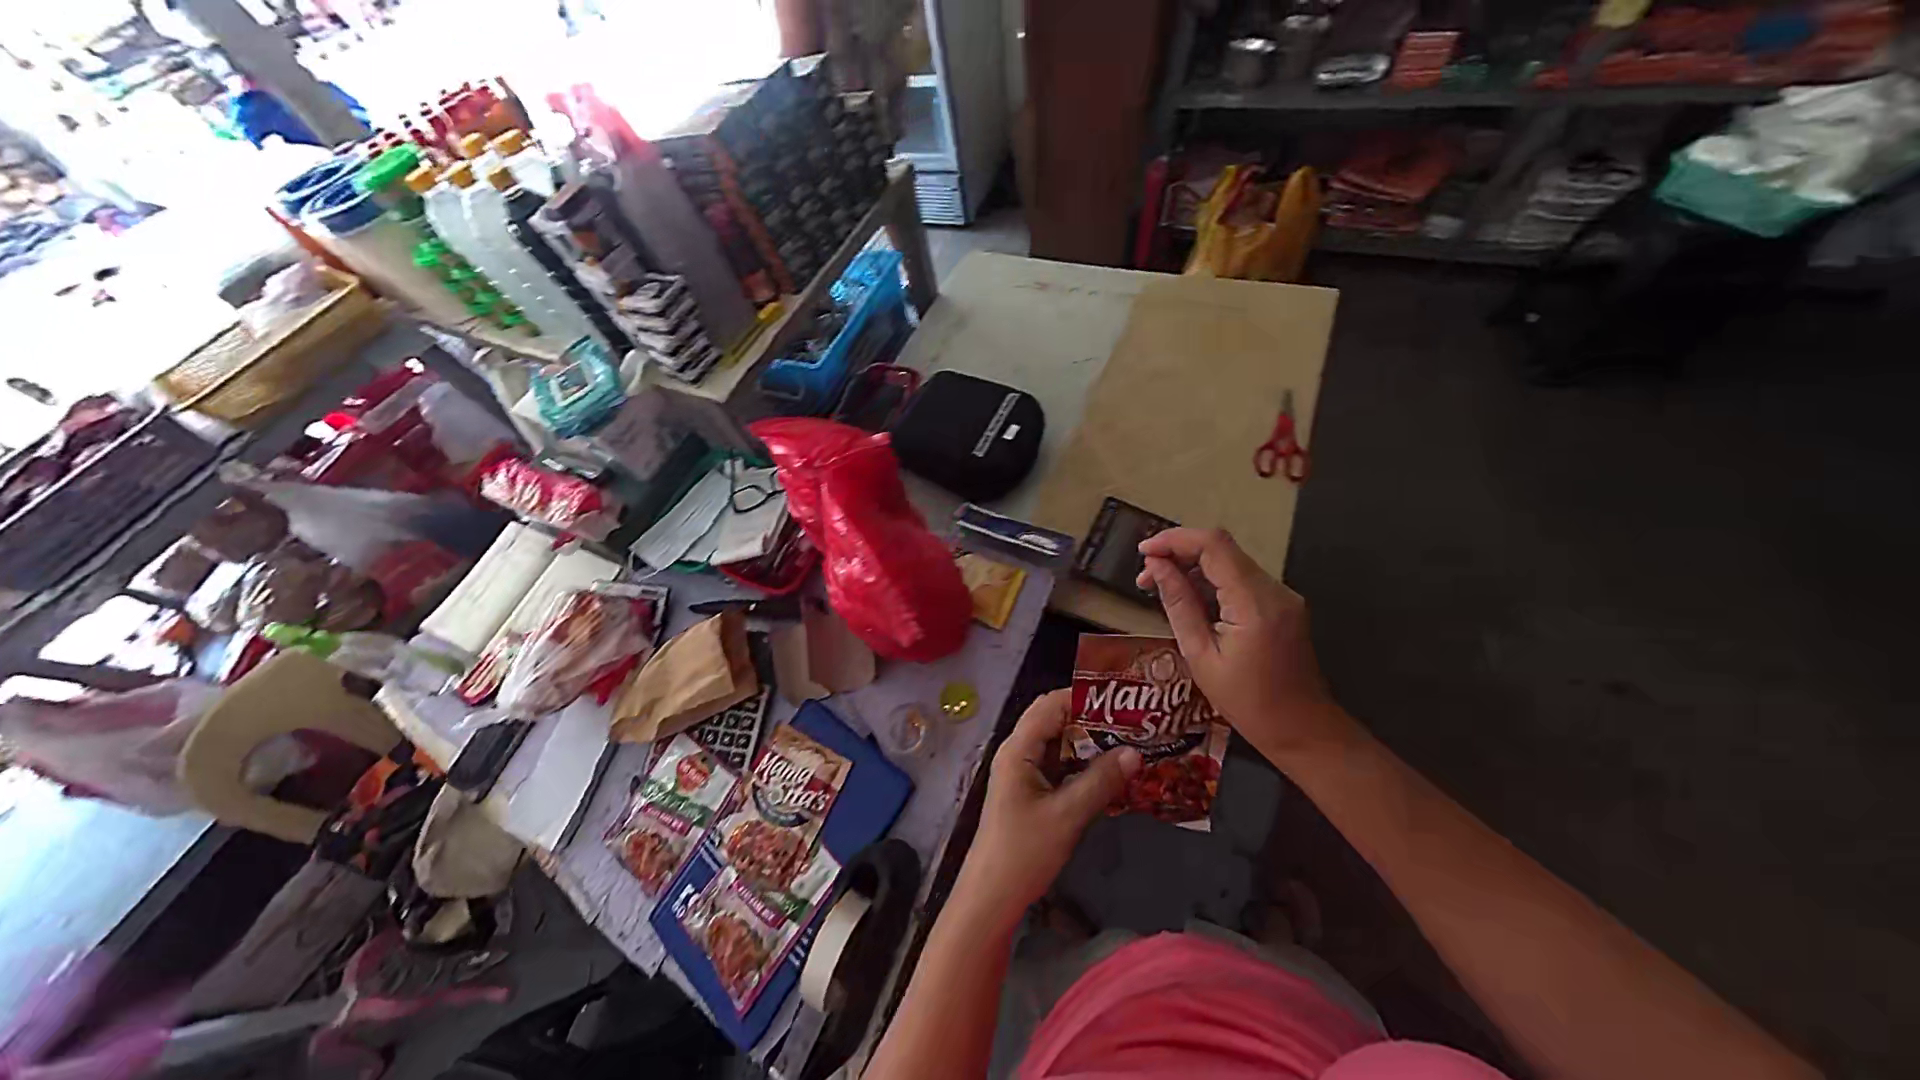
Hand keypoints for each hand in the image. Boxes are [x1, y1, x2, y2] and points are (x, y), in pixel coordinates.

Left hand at [954, 690, 1139, 927]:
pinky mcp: (1030, 792)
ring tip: (1131, 743)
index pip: (1051, 704)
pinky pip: (1059, 766)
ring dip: (1090, 743)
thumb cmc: (1023, 852)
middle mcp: (1018, 752)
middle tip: (1135, 723)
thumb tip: (1135, 751)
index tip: (1124, 700)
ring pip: (1059, 744)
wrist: (991, 897)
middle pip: (1056, 720)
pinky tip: (1111, 774)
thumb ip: (1101, 781)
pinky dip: (1082, 765)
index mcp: (1019, 749)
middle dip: (1093, 719)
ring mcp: (1023, 772)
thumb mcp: (1067, 815)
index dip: (1086, 697)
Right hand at [1136, 528, 1349, 754]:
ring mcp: (1282, 595)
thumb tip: (1156, 568)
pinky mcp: (1281, 604)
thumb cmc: (1247, 703)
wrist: (1302, 729)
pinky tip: (1189, 599)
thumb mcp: (1200, 656)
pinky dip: (1210, 581)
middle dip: (1178, 553)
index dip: (1174, 540)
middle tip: (1145, 578)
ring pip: (1230, 561)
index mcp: (1255, 604)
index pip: (1214, 546)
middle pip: (1221, 548)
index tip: (1144, 552)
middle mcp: (1274, 590)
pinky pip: (1240, 579)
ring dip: (1192, 566)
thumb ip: (1179, 605)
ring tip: (1160, 588)